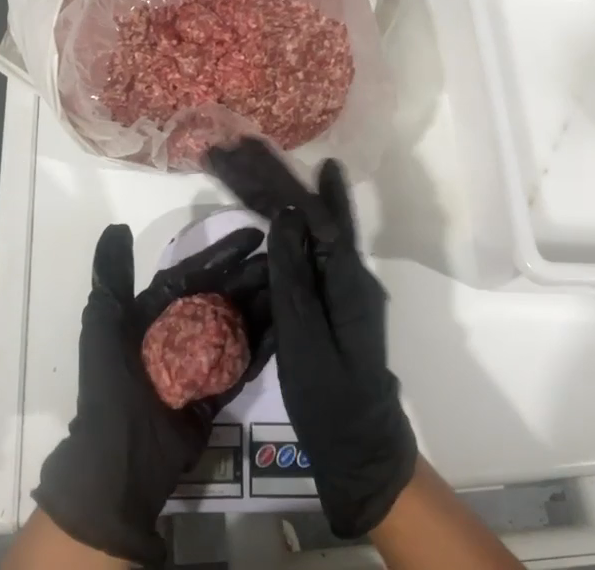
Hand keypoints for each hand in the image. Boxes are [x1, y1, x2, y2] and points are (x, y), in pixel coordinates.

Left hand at [33, 222, 272, 566]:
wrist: (121, 456)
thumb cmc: (110, 381)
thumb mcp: (103, 321)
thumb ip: (111, 274)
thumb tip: (117, 226)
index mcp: (152, 311)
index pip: (193, 272)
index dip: (222, 253)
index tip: (254, 235)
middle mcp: (178, 331)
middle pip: (221, 295)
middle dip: (250, 277)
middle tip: (284, 259)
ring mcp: (199, 362)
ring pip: (237, 324)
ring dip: (262, 306)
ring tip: (291, 286)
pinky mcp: (215, 391)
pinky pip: (243, 363)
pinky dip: (263, 346)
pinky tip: (287, 328)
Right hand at [205, 138, 416, 538]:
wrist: (361, 447)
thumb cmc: (331, 400)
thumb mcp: (306, 340)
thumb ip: (295, 277)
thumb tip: (286, 217)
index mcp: (347, 278)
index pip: (310, 214)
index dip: (280, 180)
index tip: (255, 147)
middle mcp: (349, 271)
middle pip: (308, 212)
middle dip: (271, 179)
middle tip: (234, 148)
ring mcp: (343, 282)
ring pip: (305, 225)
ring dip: (274, 194)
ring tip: (240, 165)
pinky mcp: (332, 296)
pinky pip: (303, 246)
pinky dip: (282, 221)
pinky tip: (273, 208)